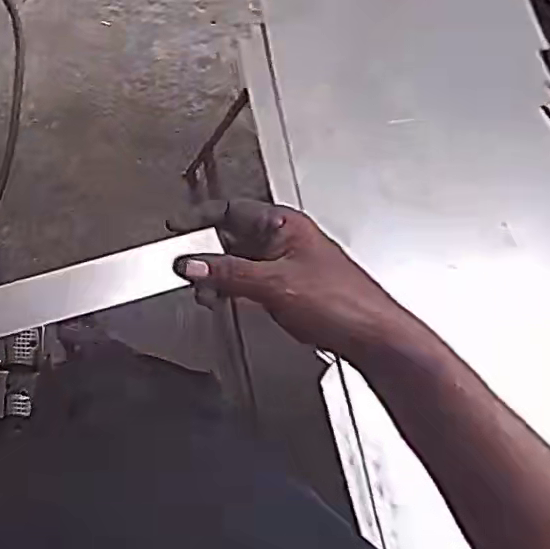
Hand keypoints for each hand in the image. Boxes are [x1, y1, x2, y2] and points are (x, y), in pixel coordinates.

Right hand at [168, 199, 419, 361]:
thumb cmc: (344, 302)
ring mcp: (284, 265)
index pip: (231, 210)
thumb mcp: (273, 283)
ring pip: (236, 263)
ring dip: (217, 277)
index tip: (176, 226)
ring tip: (204, 290)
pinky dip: (230, 290)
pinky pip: (246, 282)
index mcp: (285, 225)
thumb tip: (190, 263)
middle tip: (186, 266)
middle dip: (206, 254)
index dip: (200, 217)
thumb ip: (227, 273)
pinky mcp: (285, 288)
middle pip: (230, 238)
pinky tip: (221, 299)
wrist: (373, 338)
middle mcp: (284, 240)